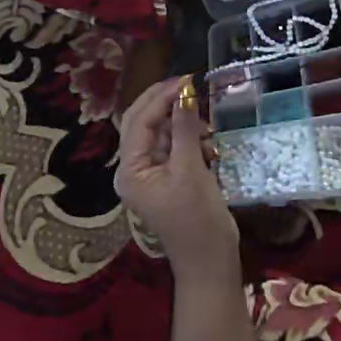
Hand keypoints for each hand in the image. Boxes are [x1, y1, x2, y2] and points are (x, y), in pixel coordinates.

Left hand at [115, 75, 239, 285]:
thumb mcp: (191, 170)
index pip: (138, 121)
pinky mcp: (167, 177)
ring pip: (159, 133)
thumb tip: (184, 93)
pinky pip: (172, 148)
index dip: (161, 97)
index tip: (186, 79)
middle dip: (165, 103)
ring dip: (181, 123)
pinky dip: (189, 140)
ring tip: (207, 127)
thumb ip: (184, 129)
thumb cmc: (198, 218)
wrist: (210, 260)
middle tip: (190, 85)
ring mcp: (149, 173)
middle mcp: (133, 168)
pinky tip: (209, 144)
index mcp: (129, 169)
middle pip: (142, 123)